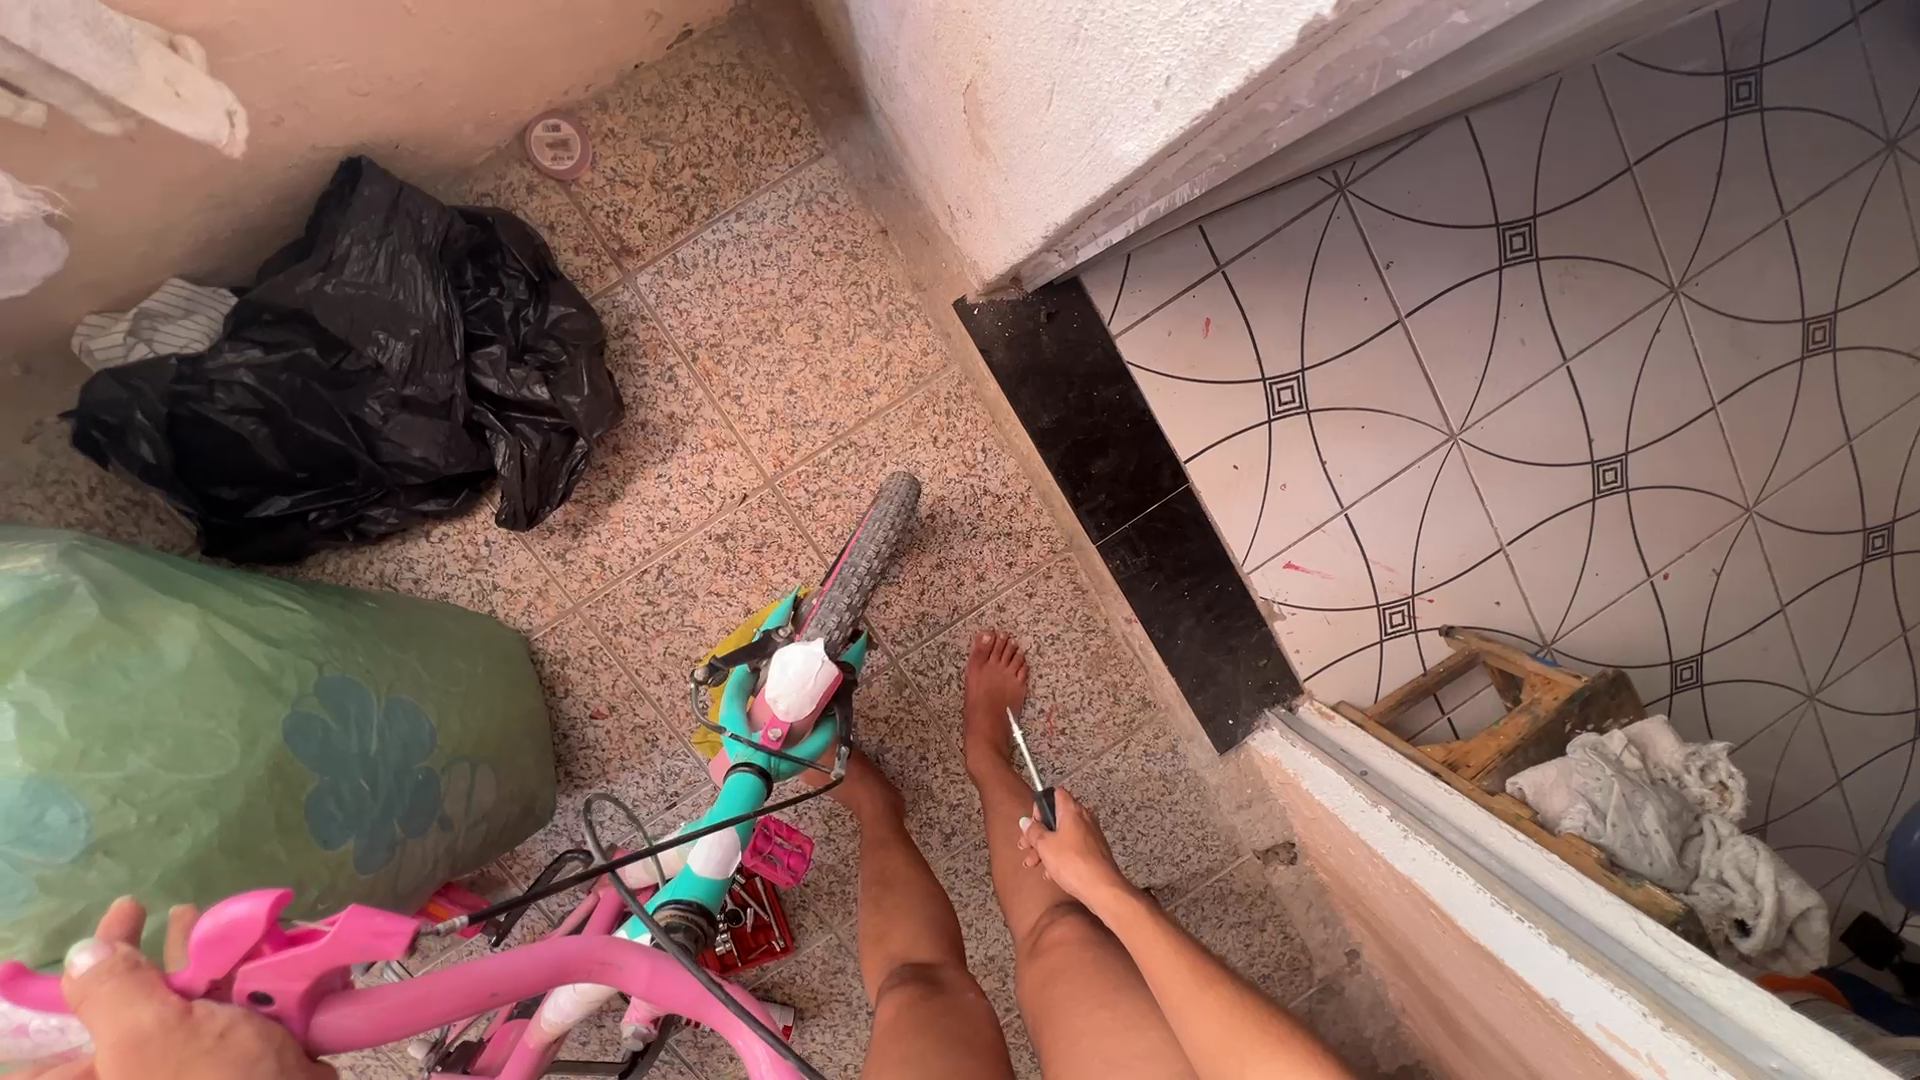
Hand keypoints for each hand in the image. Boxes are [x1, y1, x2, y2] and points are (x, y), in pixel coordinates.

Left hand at [18, 897, 334, 1079]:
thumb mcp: (154, 1036)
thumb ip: (114, 991)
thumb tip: (85, 950)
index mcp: (89, 1077)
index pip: (68, 1017)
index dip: (96, 959)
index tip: (131, 908)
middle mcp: (127, 1073)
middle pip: (128, 1006)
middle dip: (155, 956)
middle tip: (177, 913)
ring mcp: (177, 1069)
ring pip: (181, 1004)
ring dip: (204, 961)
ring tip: (221, 924)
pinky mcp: (224, 1062)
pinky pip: (220, 1013)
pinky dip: (237, 979)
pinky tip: (257, 951)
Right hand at [1017, 788, 1133, 906]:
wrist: (1101, 889)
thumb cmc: (1075, 864)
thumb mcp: (1044, 846)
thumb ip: (1033, 831)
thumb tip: (1026, 822)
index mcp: (1071, 810)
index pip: (1055, 794)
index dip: (1041, 805)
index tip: (1032, 821)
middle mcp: (1084, 819)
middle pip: (1057, 817)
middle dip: (1039, 832)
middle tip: (1027, 844)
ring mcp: (1091, 835)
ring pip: (1064, 835)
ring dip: (1047, 847)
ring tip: (1034, 863)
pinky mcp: (1095, 852)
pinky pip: (1074, 849)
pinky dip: (1061, 857)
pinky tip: (1051, 872)